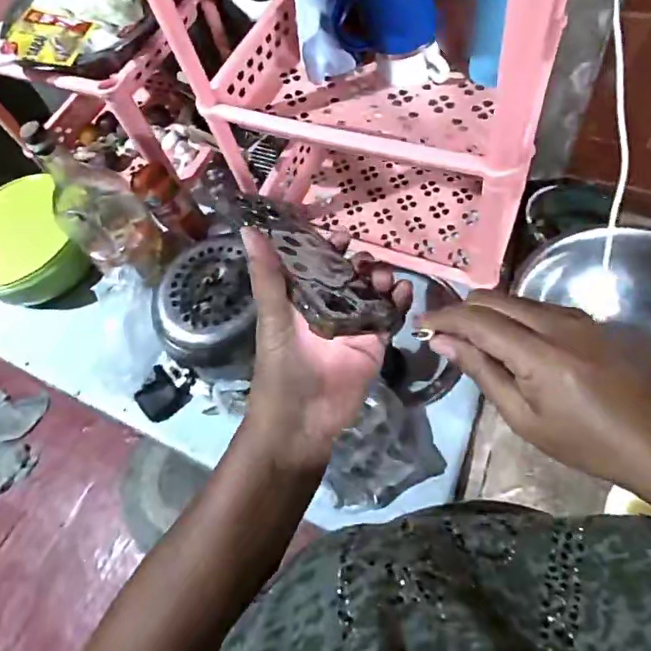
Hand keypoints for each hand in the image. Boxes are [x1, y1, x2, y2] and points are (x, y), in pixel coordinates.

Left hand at [237, 227, 410, 471]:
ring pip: (373, 290)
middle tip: (364, 259)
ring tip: (382, 277)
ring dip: (381, 277)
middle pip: (351, 274)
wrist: (301, 420)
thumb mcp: (273, 317)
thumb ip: (267, 275)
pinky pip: (391, 314)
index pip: (318, 263)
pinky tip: (402, 291)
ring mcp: (355, 323)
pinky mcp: (375, 341)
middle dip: (361, 261)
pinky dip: (399, 300)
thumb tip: (248, 230)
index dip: (329, 247)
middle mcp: (331, 307)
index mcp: (303, 299)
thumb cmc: (281, 367)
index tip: (340, 235)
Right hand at [418, 292, 650, 488]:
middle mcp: (557, 322)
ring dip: (490, 310)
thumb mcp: (525, 418)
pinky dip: (516, 315)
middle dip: (463, 309)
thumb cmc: (587, 442)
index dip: (445, 317)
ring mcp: (577, 317)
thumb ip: (484, 372)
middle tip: (440, 329)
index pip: (478, 319)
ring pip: (519, 299)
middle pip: (496, 298)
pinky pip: (541, 307)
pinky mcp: (590, 319)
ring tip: (470, 335)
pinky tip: (510, 337)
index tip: (421, 323)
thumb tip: (444, 341)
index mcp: (539, 353)